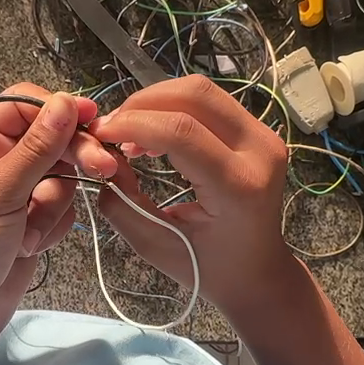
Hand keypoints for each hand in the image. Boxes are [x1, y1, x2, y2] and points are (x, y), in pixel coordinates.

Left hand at [0, 84, 118, 351]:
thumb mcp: (1, 191)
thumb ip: (38, 147)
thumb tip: (67, 102)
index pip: (27, 105)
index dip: (60, 108)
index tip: (93, 117)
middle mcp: (3, 161)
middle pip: (55, 139)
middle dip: (75, 158)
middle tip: (104, 169)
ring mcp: (21, 192)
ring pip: (64, 178)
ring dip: (52, 207)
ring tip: (28, 233)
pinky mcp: (35, 221)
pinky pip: (64, 209)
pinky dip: (52, 227)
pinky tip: (29, 247)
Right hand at [85, 75, 296, 320]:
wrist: (258, 273)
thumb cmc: (208, 268)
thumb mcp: (154, 246)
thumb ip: (122, 203)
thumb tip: (104, 161)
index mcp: (238, 187)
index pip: (181, 132)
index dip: (133, 124)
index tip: (99, 135)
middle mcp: (259, 152)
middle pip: (194, 95)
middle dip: (142, 104)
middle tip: (112, 131)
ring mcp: (264, 136)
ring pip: (201, 91)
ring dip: (156, 103)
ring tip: (130, 136)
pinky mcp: (259, 131)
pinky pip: (210, 102)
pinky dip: (172, 109)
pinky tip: (153, 136)